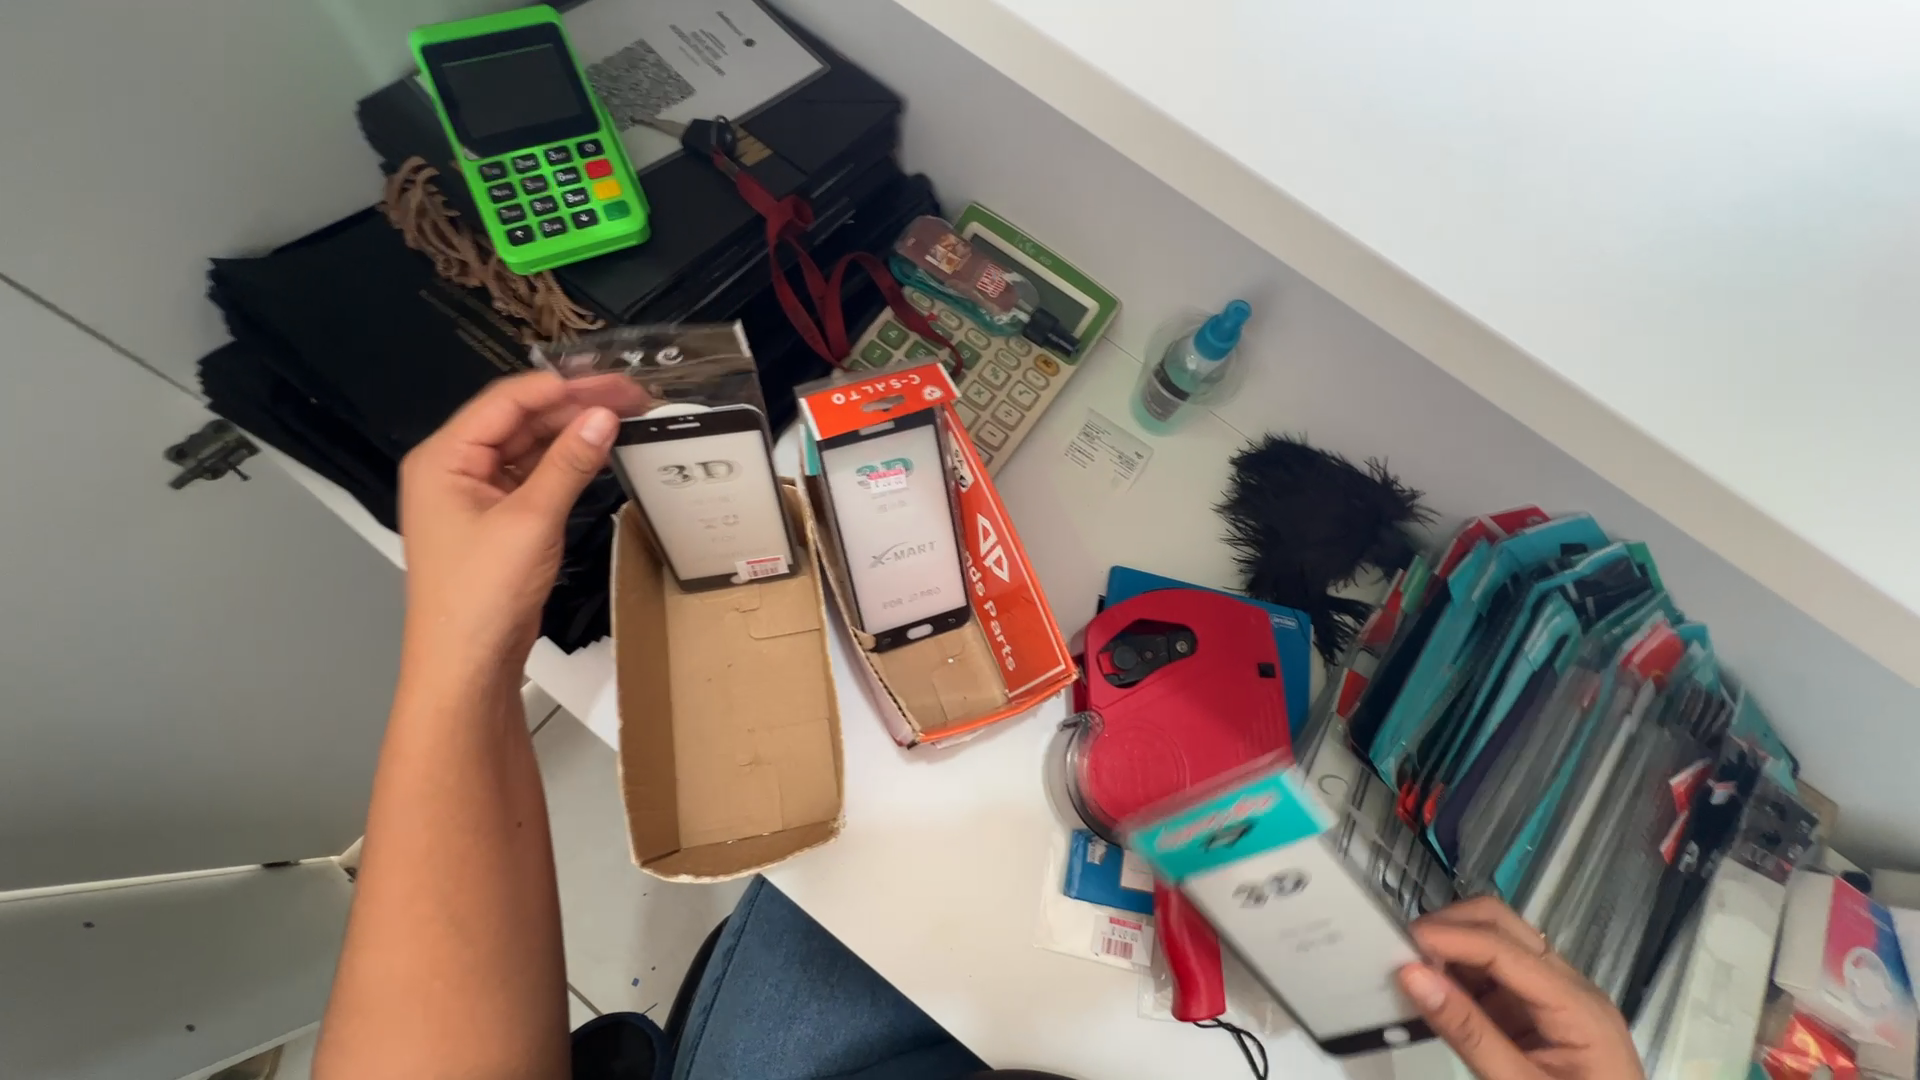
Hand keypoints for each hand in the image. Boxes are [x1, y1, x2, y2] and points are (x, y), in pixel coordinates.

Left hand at [397, 372, 617, 674]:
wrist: (468, 661)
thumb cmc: (482, 591)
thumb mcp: (531, 519)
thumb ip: (569, 463)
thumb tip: (605, 417)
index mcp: (445, 458)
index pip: (506, 402)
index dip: (561, 387)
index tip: (613, 381)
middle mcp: (457, 468)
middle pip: (520, 422)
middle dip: (573, 408)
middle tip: (631, 398)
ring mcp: (478, 494)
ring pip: (531, 448)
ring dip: (573, 434)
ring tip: (623, 420)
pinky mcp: (500, 519)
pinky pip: (536, 477)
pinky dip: (567, 464)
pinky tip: (599, 454)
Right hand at [1397, 896, 1642, 1079]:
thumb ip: (1468, 1034)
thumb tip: (1410, 973)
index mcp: (1579, 1008)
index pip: (1503, 947)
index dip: (1448, 937)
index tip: (1399, 946)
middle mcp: (1570, 988)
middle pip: (1501, 924)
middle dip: (1448, 927)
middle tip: (1406, 952)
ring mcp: (1554, 997)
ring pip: (1492, 938)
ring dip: (1450, 946)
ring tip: (1417, 975)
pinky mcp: (1536, 1011)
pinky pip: (1490, 970)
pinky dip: (1456, 971)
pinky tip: (1438, 994)